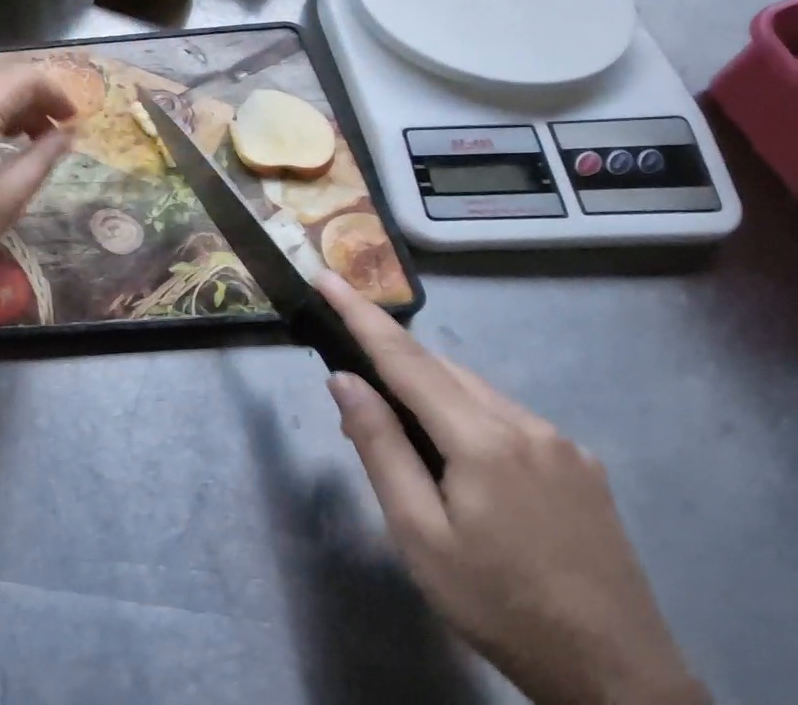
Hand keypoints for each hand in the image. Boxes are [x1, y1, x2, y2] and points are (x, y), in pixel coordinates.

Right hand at [316, 274, 707, 704]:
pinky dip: (463, 415)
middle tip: (344, 381)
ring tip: (392, 428)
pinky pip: (507, 419)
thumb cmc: (495, 601)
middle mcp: (528, 427)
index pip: (407, 359)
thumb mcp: (416, 531)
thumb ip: (379, 447)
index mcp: (483, 440)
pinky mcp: (582, 470)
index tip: (326, 276)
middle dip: (390, 357)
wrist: (615, 673)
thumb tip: (344, 380)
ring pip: (476, 392)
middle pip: (443, 369)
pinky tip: (452, 456)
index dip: (360, 315)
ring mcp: (564, 447)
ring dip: (427, 390)